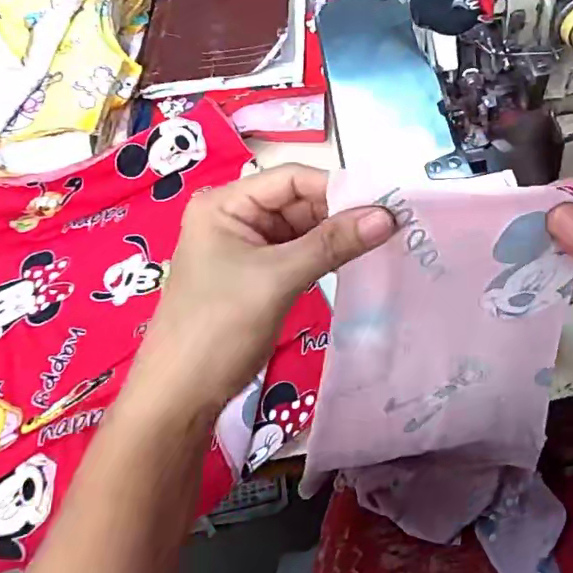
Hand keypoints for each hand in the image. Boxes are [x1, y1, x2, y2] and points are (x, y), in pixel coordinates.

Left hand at [127, 164, 394, 417]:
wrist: (182, 394)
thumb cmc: (220, 327)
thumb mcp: (278, 278)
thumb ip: (333, 244)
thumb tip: (388, 217)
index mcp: (225, 204)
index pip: (290, 179)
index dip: (337, 188)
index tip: (383, 203)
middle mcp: (235, 217)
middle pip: (298, 202)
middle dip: (341, 212)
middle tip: (391, 225)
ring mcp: (247, 248)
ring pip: (303, 229)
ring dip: (337, 236)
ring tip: (383, 241)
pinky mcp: (259, 275)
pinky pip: (299, 254)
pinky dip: (326, 256)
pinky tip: (356, 259)